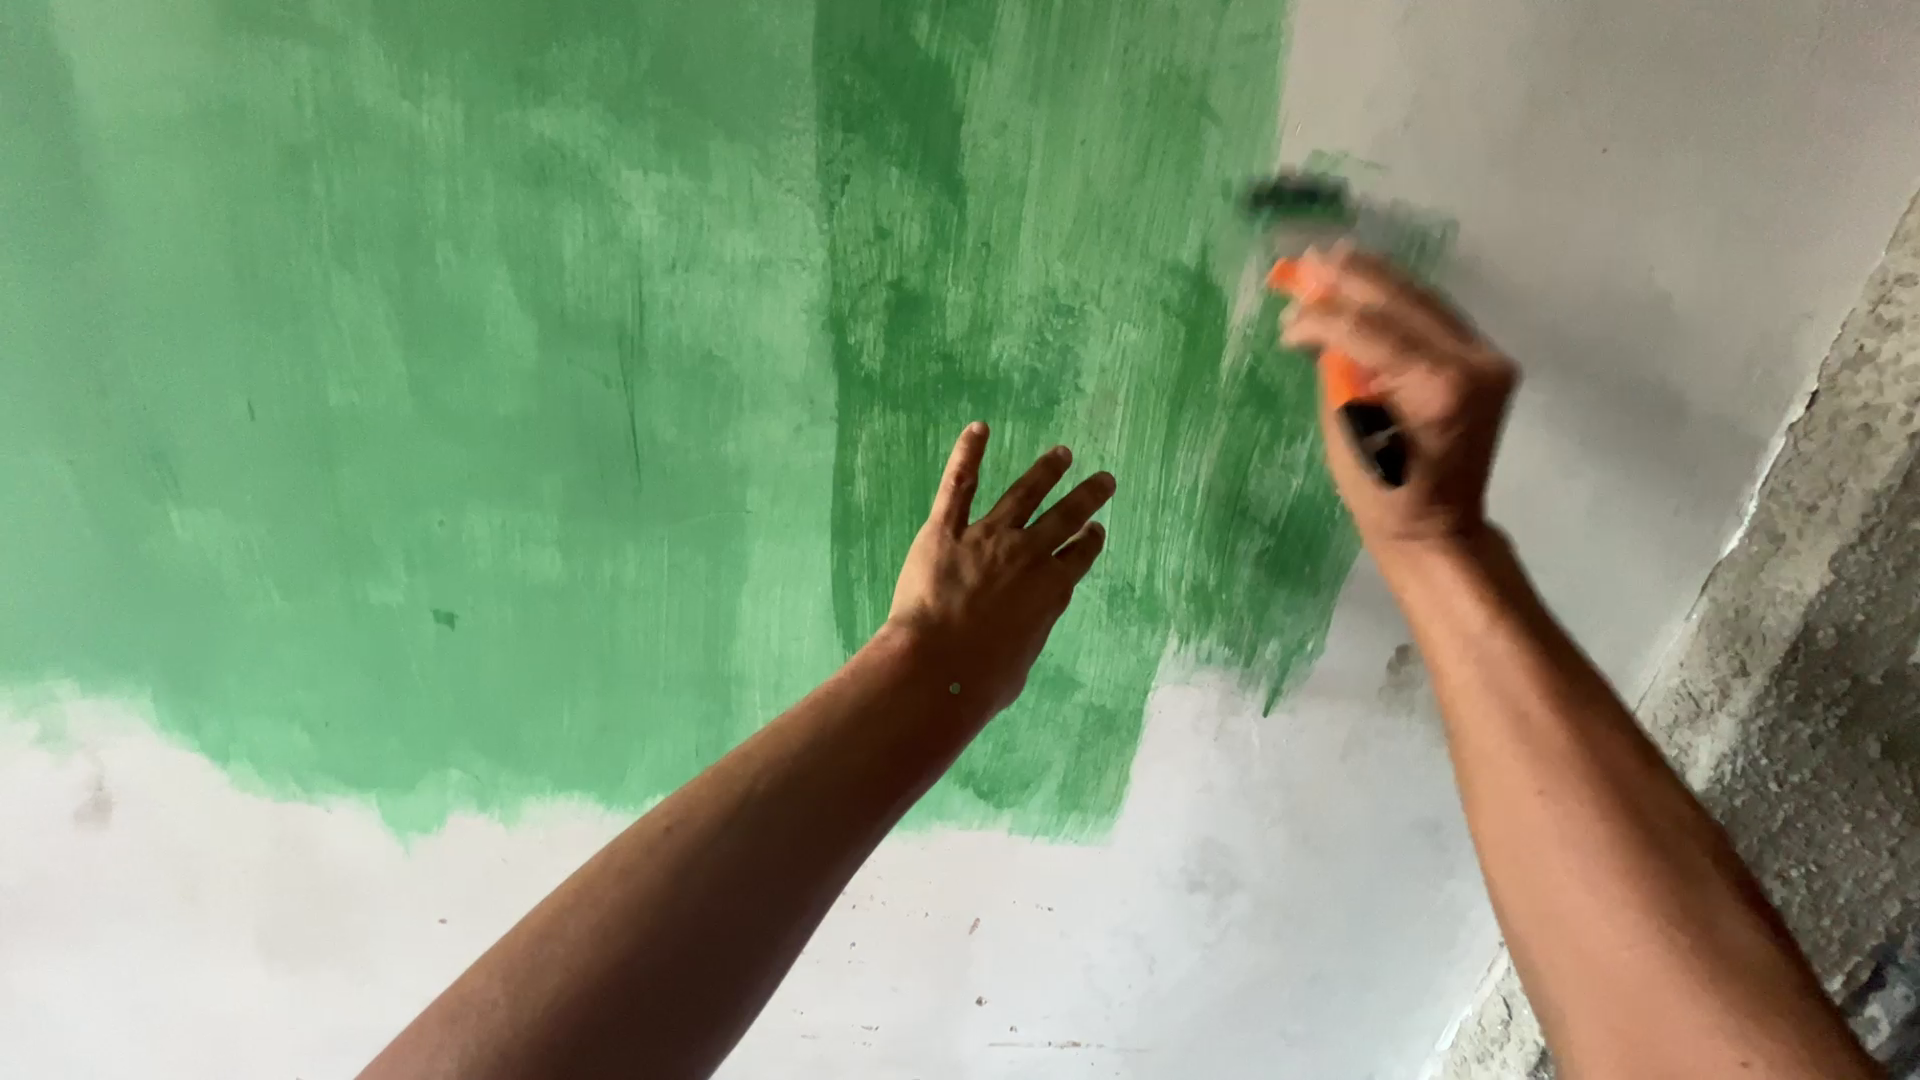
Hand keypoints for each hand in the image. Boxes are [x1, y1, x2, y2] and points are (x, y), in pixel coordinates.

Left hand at [886, 423, 1114, 712]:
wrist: (937, 667)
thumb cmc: (980, 681)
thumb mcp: (1021, 663)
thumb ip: (1026, 634)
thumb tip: (1019, 627)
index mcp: (1050, 590)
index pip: (1078, 557)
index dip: (1090, 541)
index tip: (1098, 528)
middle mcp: (1027, 555)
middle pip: (1064, 519)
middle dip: (1086, 497)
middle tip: (1102, 479)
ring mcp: (987, 537)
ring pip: (1023, 495)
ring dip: (1045, 472)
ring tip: (1061, 454)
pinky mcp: (945, 530)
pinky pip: (959, 485)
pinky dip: (969, 454)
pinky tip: (979, 428)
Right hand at [1280, 245, 1518, 556]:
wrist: (1440, 524)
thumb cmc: (1383, 494)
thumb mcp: (1348, 435)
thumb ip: (1340, 373)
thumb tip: (1320, 329)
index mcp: (1437, 389)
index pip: (1371, 332)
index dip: (1324, 317)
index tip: (1286, 320)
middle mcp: (1473, 363)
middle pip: (1404, 303)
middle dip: (1351, 280)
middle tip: (1308, 262)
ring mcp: (1486, 358)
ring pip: (1424, 301)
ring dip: (1375, 279)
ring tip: (1334, 258)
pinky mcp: (1484, 361)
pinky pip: (1434, 317)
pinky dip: (1397, 299)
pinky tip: (1369, 283)